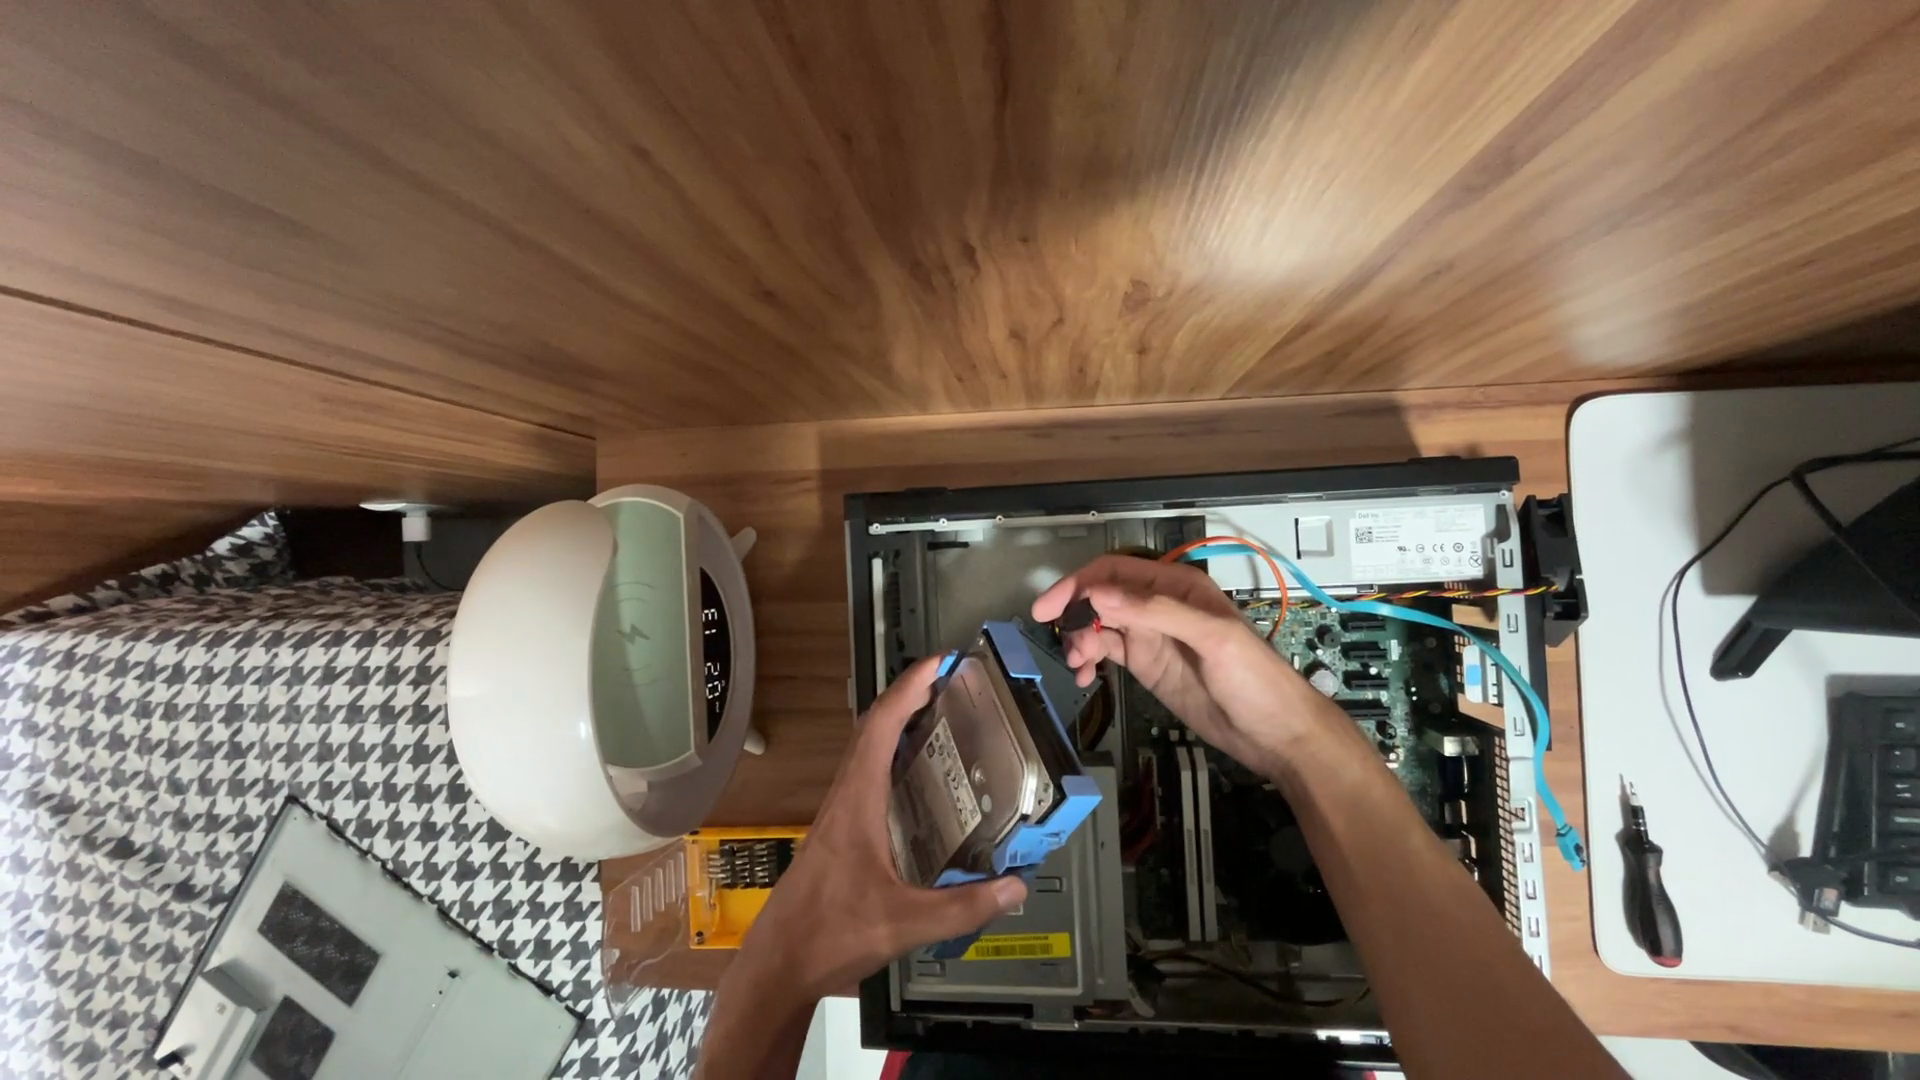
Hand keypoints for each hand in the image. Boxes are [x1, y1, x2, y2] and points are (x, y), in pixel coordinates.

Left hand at [732, 655, 1028, 1003]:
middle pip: (871, 727)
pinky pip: (863, 773)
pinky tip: (909, 774)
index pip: (882, 726)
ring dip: (894, 722)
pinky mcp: (836, 830)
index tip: (938, 663)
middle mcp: (844, 796)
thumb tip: (1015, 887)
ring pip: (864, 749)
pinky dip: (886, 753)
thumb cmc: (832, 934)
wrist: (778, 964)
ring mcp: (836, 812)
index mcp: (858, 801)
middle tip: (945, 682)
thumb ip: (963, 908)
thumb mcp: (905, 923)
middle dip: (906, 695)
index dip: (909, 688)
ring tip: (933, 715)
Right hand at [1032, 555, 1328, 773]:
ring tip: (1078, 665)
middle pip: (1101, 597)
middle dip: (1074, 614)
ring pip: (1099, 625)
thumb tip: (1099, 596)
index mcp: (1176, 586)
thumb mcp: (1212, 638)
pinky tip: (1085, 676)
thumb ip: (1156, 612)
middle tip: (1058, 640)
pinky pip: (1106, 652)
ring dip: (1080, 640)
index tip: (1049, 608)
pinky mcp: (1147, 664)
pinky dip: (1089, 659)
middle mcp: (1158, 605)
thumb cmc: (1254, 679)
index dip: (1079, 584)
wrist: (1274, 733)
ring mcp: (1151, 636)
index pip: (1115, 572)